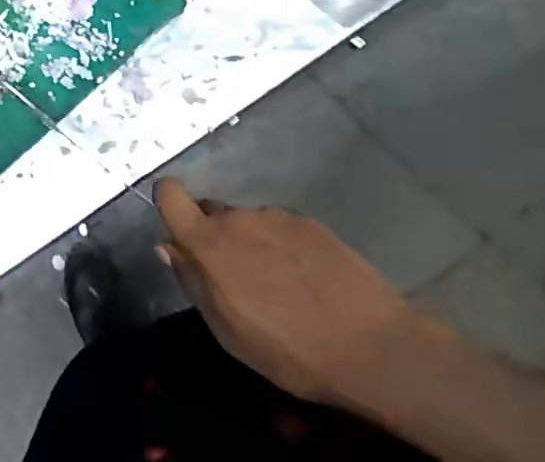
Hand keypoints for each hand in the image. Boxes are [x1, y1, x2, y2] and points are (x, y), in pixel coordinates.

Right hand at [154, 177, 420, 404]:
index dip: (169, 201)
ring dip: (254, 242)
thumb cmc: (289, 350)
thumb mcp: (226, 330)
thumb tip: (167, 246)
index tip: (179, 225)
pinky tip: (309, 279)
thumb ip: (191, 281)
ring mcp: (276, 218)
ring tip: (282, 281)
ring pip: (249, 222)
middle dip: (217, 236)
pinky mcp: (311, 223)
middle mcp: (236, 218)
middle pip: (212, 212)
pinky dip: (286, 246)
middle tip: (239, 274)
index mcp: (206, 242)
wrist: (377, 350)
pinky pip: (283, 228)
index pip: (169, 194)